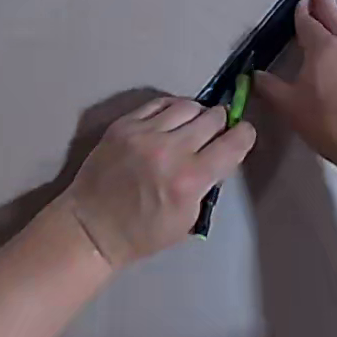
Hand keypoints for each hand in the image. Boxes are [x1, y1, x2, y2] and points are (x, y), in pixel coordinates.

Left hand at [63, 96, 255, 266]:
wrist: (92, 227)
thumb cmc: (143, 233)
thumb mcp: (189, 218)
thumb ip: (208, 183)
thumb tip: (220, 153)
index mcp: (189, 180)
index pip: (233, 142)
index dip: (244, 135)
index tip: (243, 134)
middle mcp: (169, 150)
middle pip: (212, 117)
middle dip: (220, 124)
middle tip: (216, 132)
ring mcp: (144, 134)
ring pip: (187, 105)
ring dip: (197, 114)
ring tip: (193, 125)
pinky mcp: (124, 124)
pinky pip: (159, 103)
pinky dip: (172, 108)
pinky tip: (172, 119)